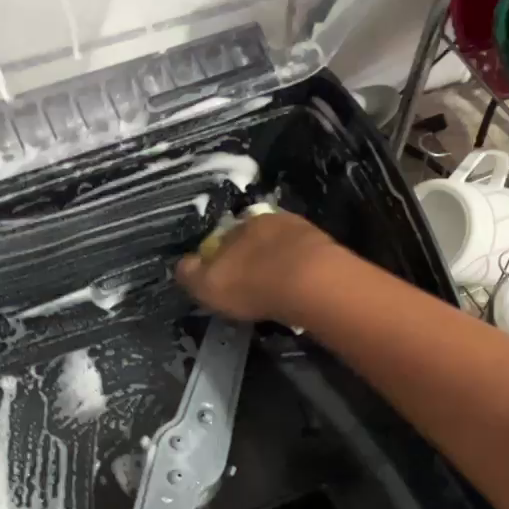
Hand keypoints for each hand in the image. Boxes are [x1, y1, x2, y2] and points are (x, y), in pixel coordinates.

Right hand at [174, 210, 343, 322]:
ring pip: (283, 247)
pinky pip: (306, 259)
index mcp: (238, 225)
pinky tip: (299, 289)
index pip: (224, 237)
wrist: (311, 283)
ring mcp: (301, 231)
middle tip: (253, 284)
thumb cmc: (252, 284)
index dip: (221, 257)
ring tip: (278, 289)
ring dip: (279, 263)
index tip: (224, 277)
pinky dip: (301, 272)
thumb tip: (181, 265)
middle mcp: (269, 219)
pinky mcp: (327, 247)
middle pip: (256, 239)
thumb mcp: (207, 286)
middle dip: (253, 257)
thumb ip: (191, 274)